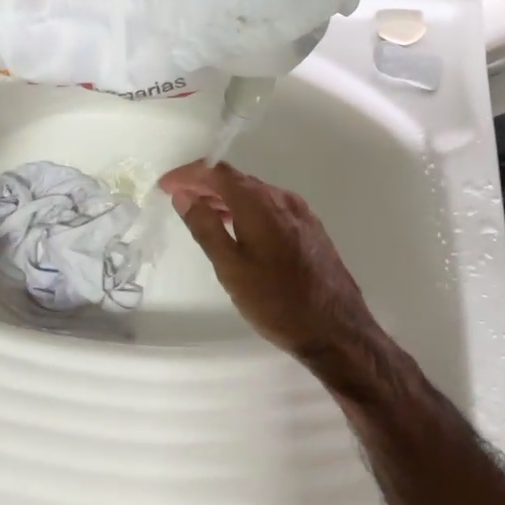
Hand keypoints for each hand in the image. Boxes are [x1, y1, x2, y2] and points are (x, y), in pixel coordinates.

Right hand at [160, 162, 381, 373]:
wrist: (338, 331)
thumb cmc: (277, 302)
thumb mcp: (231, 268)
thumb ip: (205, 227)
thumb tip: (184, 195)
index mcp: (260, 203)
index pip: (217, 172)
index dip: (188, 175)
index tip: (166, 186)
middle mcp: (282, 199)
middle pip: (237, 180)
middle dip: (204, 185)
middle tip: (178, 199)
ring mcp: (301, 214)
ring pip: (255, 194)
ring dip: (225, 199)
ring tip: (202, 214)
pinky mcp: (311, 230)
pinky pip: (270, 208)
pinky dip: (246, 210)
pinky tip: (238, 229)